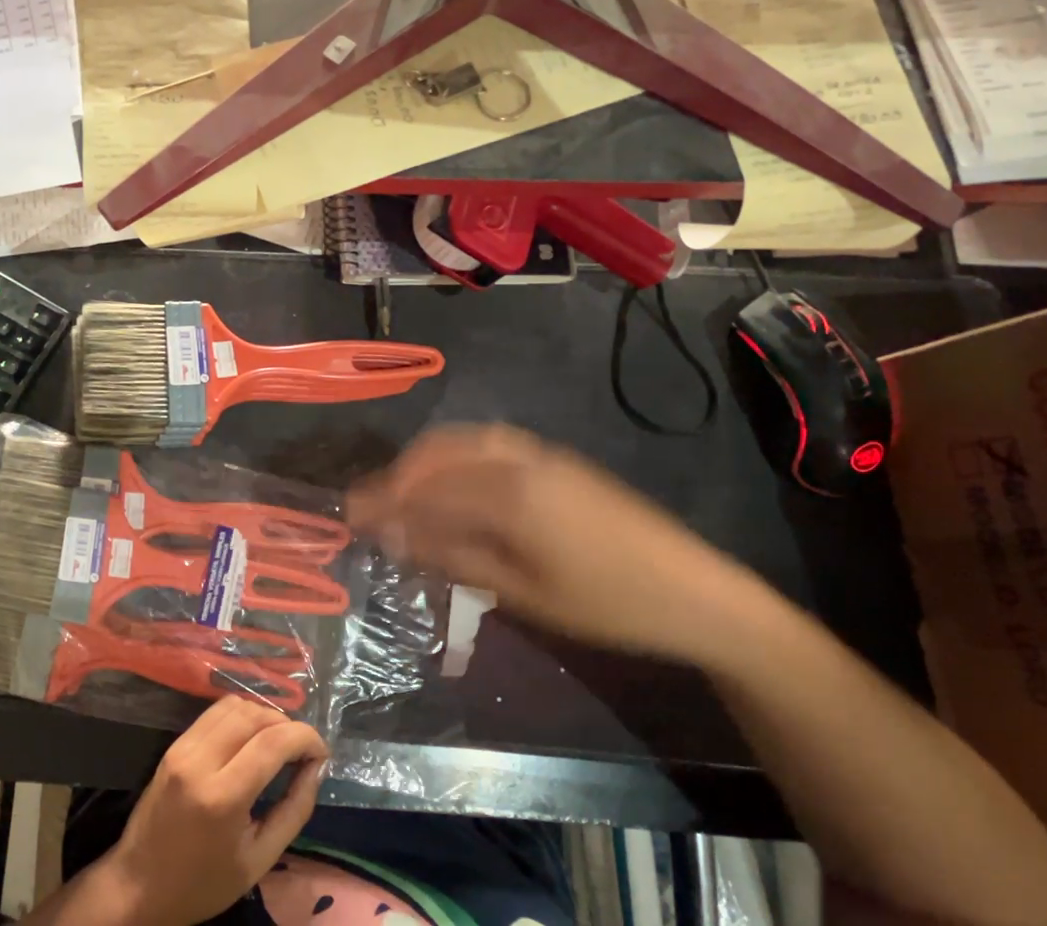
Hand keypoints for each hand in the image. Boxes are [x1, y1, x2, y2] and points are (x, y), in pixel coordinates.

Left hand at [93, 697, 328, 925]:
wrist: (139, 885)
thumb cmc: (204, 883)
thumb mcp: (260, 858)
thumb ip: (294, 809)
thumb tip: (316, 768)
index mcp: (222, 795)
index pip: (273, 741)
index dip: (306, 738)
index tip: (322, 754)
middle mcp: (198, 760)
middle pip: (254, 715)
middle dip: (287, 725)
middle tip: (303, 752)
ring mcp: (181, 748)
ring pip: (231, 706)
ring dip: (263, 716)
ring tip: (279, 745)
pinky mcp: (172, 746)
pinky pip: (212, 715)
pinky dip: (239, 718)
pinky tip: (251, 741)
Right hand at [346, 424, 773, 664]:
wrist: (698, 594)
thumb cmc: (606, 604)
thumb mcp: (520, 591)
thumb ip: (452, 554)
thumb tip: (395, 535)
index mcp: (508, 493)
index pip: (424, 488)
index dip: (381, 499)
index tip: (348, 514)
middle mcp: (520, 460)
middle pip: (439, 452)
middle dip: (397, 474)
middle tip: (372, 506)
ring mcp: (543, 455)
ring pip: (465, 441)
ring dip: (425, 461)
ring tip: (405, 494)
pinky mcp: (560, 461)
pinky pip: (491, 444)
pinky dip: (456, 455)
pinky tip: (453, 484)